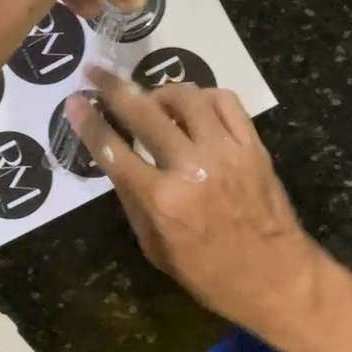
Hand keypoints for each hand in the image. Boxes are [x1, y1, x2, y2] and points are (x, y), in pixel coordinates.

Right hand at [66, 68, 329, 338]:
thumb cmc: (209, 274)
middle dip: (114, 87)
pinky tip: (196, 108)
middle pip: (145, 112)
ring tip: (155, 101)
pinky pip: (227, 102)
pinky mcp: (254, 147)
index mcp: (162, 200)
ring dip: (163, 92)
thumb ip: (133, 200)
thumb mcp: (155, 248)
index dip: (89, 123)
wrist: (277, 279)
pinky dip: (205, 97)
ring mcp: (226, 152)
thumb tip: (116, 162)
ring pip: (188, 97)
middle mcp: (191, 168)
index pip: (113, 150)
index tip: (74, 101)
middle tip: (98, 72)